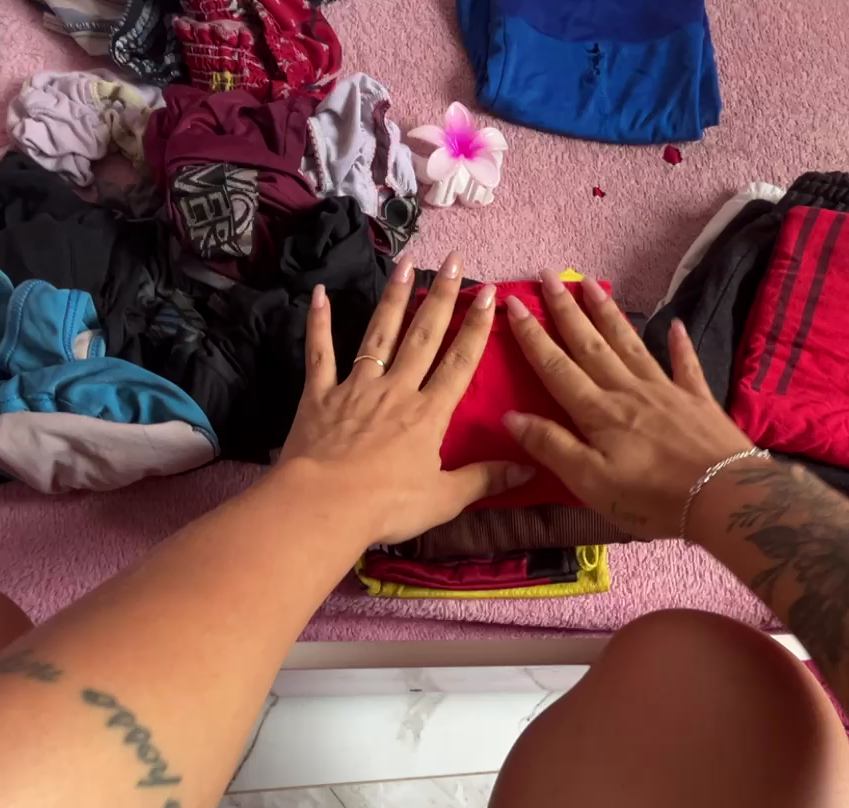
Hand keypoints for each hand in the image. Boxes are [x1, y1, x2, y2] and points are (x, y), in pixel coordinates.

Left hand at [274, 252, 531, 545]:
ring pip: (378, 334)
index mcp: (428, 414)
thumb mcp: (444, 499)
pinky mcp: (319, 395)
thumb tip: (530, 469)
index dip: (476, 328)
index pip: (459, 363)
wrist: (324, 505)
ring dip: (393, 297)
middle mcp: (396, 390)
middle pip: (423, 336)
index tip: (489, 293)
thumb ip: (485, 480)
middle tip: (454, 260)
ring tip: (405, 263)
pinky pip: (320, 353)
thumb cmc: (387, 506)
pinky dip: (319, 322)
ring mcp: (355, 388)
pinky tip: (319, 293)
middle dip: (441, 297)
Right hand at [500, 274, 757, 538]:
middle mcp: (628, 391)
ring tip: (592, 284)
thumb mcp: (589, 481)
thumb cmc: (650, 498)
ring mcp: (666, 391)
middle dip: (567, 310)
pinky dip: (679, 344)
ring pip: (630, 344)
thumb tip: (510, 415)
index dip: (533, 336)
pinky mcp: (698, 401)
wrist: (724, 498)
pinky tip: (675, 324)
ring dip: (608, 314)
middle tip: (549, 276)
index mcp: (598, 412)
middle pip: (591, 345)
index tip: (514, 304)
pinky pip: (685, 365)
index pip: (556, 367)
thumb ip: (551, 446)